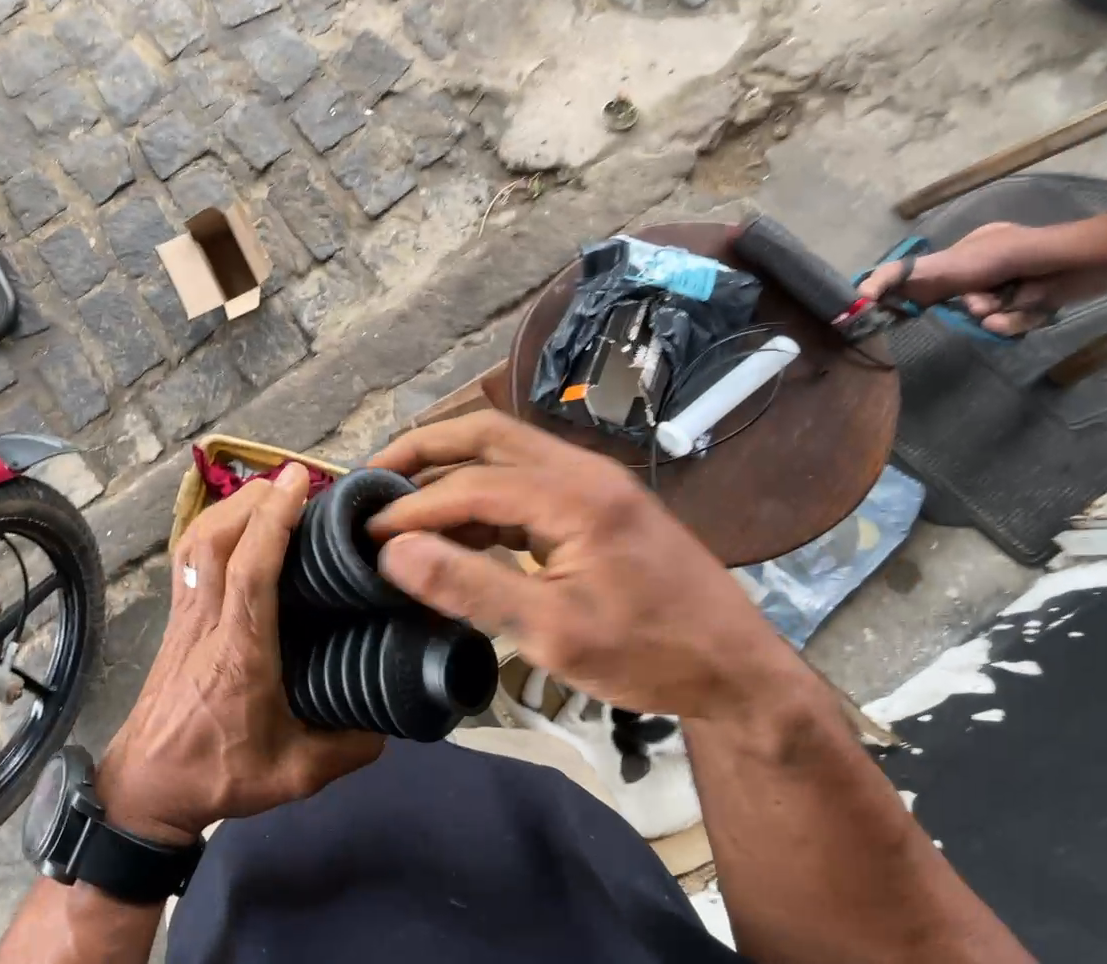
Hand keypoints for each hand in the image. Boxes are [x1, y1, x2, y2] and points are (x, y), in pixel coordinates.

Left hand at [95, 471, 383, 845]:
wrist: (146, 783)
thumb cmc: (218, 774)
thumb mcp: (296, 774)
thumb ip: (349, 746)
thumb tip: (391, 717)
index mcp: (240, 652)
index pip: (252, 570)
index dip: (273, 520)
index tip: (299, 481)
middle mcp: (207, 620)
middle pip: (216, 539)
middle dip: (254, 498)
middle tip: (296, 482)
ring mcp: (185, 615)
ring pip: (196, 542)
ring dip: (230, 507)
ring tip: (269, 495)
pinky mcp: (176, 616)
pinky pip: (188, 556)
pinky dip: (211, 526)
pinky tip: (234, 524)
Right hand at [365, 411, 819, 721]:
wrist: (741, 672)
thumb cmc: (650, 655)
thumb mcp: (552, 633)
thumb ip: (468, 586)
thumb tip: (391, 553)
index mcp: (575, 496)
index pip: (470, 485)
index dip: (411, 508)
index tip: (365, 533)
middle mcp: (582, 471)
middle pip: (485, 434)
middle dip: (422, 448)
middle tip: (372, 475)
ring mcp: (592, 484)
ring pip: (504, 453)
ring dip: (449, 470)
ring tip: (400, 502)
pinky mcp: (596, 504)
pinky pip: (523, 483)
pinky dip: (479, 496)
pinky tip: (454, 528)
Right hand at [856, 222, 1106, 335]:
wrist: (1086, 259)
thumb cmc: (1013, 254)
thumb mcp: (949, 260)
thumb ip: (904, 273)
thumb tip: (861, 290)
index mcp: (958, 258)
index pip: (916, 277)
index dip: (898, 294)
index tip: (875, 312)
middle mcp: (978, 273)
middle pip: (950, 303)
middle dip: (965, 306)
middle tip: (979, 304)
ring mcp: (1005, 290)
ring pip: (981, 318)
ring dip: (994, 315)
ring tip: (1011, 303)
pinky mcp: (1030, 306)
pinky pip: (1009, 325)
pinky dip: (1016, 321)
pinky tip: (1029, 309)